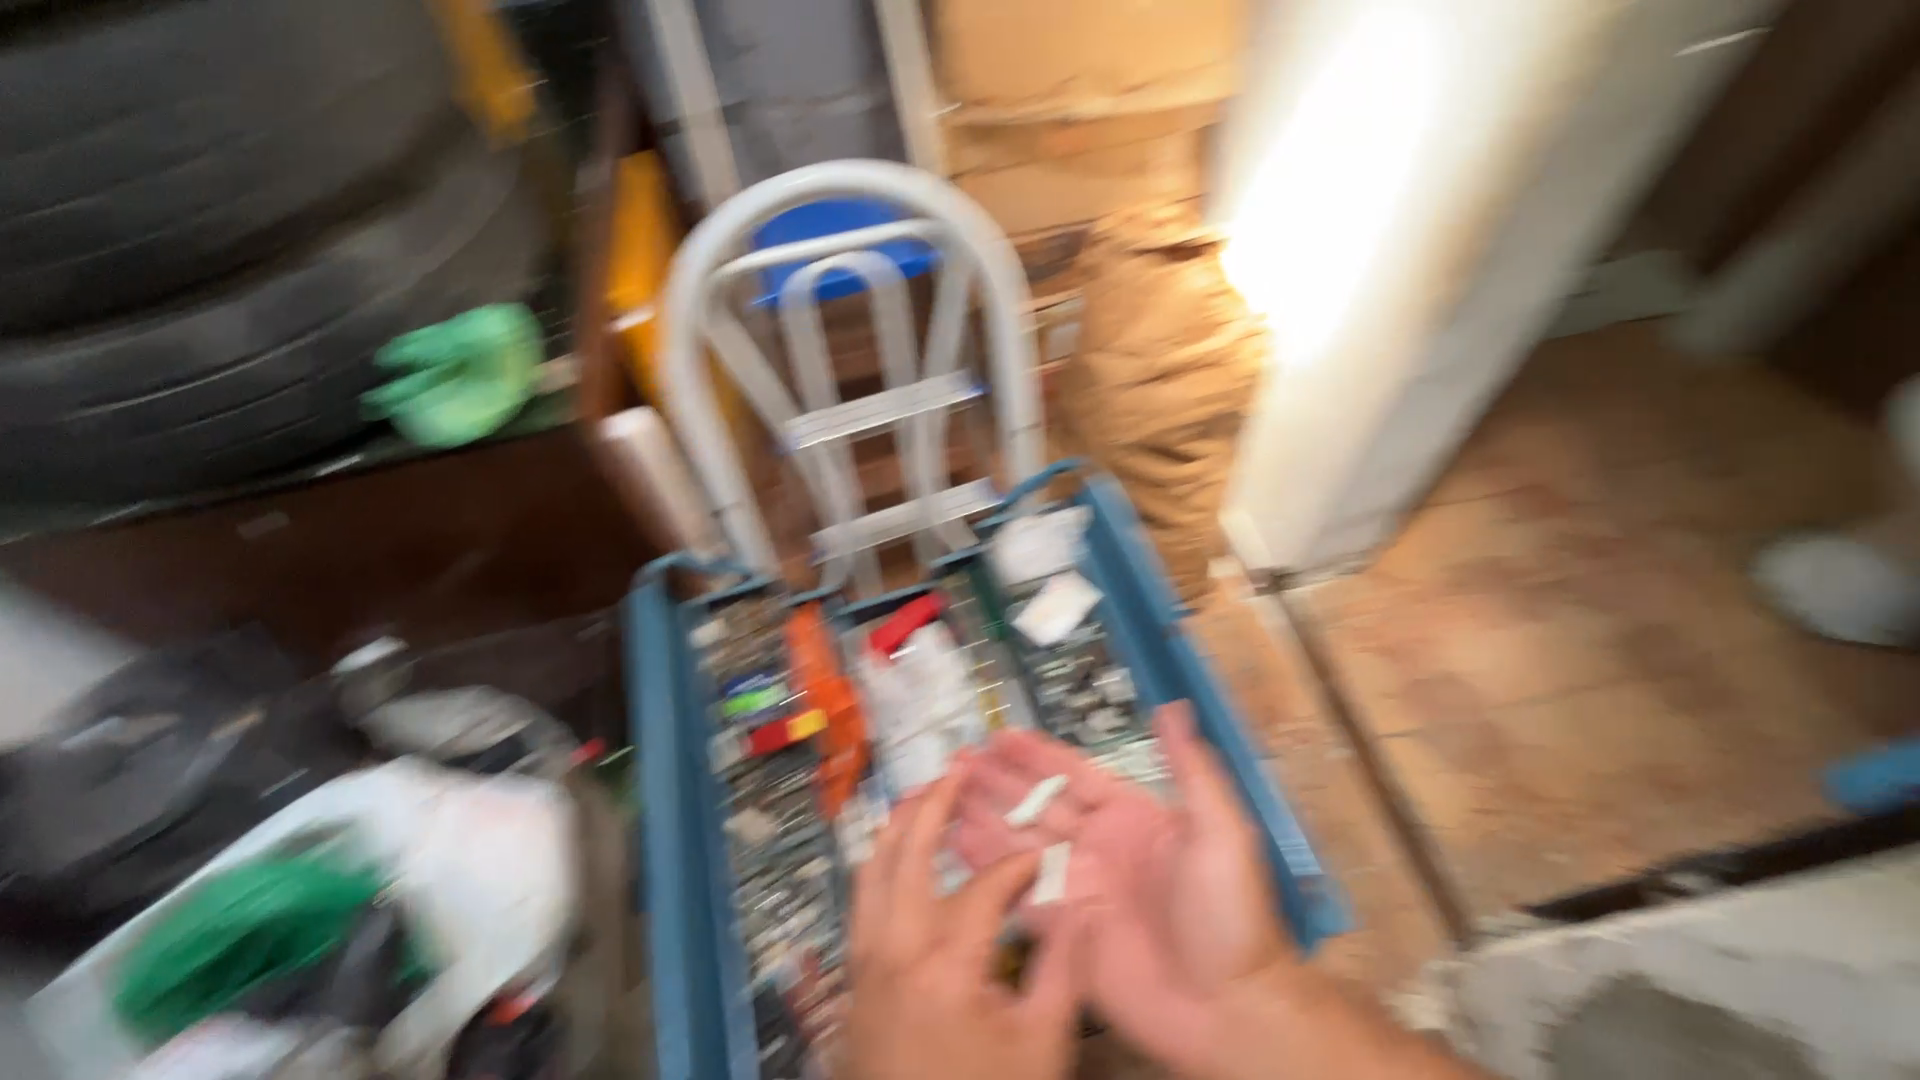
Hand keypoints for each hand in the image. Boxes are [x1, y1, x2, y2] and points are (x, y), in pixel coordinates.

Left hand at [842, 757, 1084, 1079]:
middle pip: (907, 855)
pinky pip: (859, 902)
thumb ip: (1063, 970)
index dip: (1019, 865)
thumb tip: (1082, 904)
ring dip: (895, 828)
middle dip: (933, 806)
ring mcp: (864, 963)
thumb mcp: (1039, 1048)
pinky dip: (877, 866)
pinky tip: (892, 859)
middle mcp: (894, 949)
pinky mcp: (852, 981)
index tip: (1044, 857)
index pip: (986, 888)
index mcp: (946, 964)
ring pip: (871, 872)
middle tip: (956, 771)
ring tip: (919, 796)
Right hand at [952, 703, 1302, 1078]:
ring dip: (985, 816)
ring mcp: (1077, 887)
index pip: (1075, 775)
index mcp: (1133, 818)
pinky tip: (957, 843)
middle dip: (998, 780)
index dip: (1038, 755)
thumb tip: (1175, 707)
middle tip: (958, 758)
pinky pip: (1016, 889)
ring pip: (1020, 841)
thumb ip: (1190, 769)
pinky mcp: (1062, 930)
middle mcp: (1099, 845)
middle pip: (1039, 804)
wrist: (1229, 1009)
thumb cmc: (1229, 914)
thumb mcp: (1220, 831)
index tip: (1002, 735)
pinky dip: (986, 866)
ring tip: (947, 792)